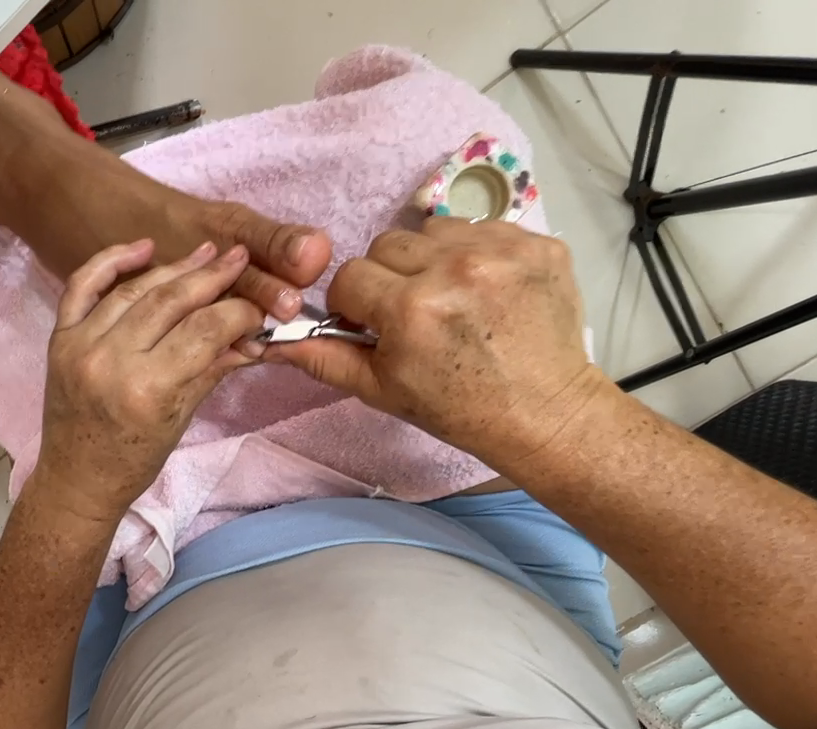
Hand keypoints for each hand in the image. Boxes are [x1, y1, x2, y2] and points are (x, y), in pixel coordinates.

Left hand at [31, 239, 265, 524]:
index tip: (259, 304)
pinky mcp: (58, 339)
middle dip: (211, 277)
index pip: (203, 331)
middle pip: (170, 301)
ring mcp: (79, 346)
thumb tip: (256, 337)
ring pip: (133, 289)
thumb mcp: (180, 419)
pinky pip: (81, 286)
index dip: (237, 312)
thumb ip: (213, 370)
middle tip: (240, 259)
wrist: (76, 480)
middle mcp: (110, 361)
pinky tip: (143, 247)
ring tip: (206, 253)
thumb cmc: (133, 460)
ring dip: (172, 267)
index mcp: (146, 390)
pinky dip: (110, 262)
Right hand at [267, 218, 615, 470]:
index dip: (352, 304)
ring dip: (429, 260)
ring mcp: (502, 250)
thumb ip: (324, 358)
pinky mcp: (539, 243)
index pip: (349, 275)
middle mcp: (454, 268)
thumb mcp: (379, 390)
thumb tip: (275, 342)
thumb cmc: (454, 407)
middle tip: (409, 313)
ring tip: (448, 298)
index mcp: (410, 308)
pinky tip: (483, 292)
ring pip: (432, 230)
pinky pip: (481, 228)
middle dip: (387, 277)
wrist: (540, 411)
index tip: (370, 325)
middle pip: (386, 244)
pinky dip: (473, 255)